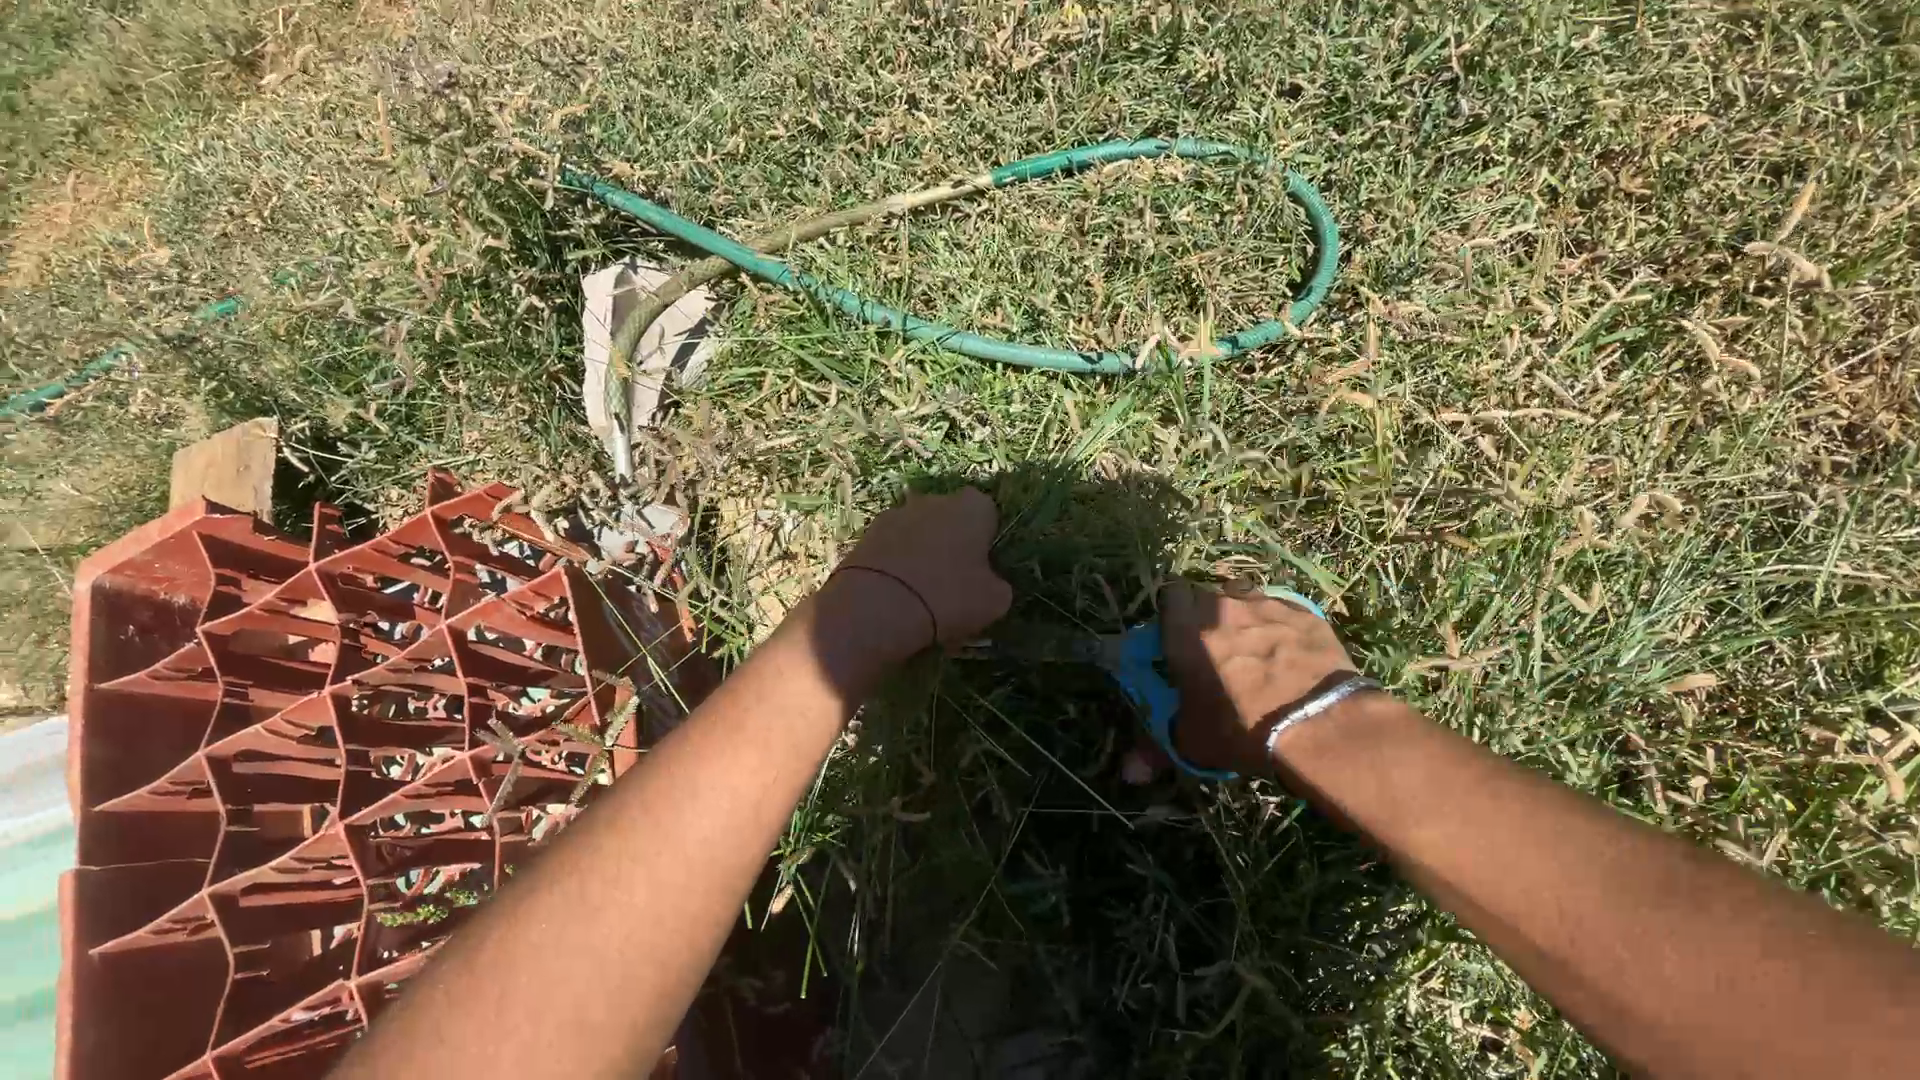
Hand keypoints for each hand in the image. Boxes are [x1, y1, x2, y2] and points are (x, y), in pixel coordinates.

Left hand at [835, 487, 1012, 651]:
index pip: (988, 514)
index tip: (982, 568)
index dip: (985, 540)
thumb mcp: (995, 600)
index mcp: (972, 507)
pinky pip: (890, 547)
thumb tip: (988, 582)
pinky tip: (895, 593)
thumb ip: (997, 583)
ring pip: (917, 532)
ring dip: (920, 551)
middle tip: (952, 580)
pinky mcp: (866, 533)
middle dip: (951, 541)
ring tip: (919, 591)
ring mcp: (895, 513)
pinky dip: (894, 563)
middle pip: (949, 518)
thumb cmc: (949, 597)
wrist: (877, 606)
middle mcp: (934, 500)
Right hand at [1133, 580, 1358, 775]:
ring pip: (1246, 597)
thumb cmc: (1242, 729)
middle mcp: (1222, 606)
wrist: (1320, 724)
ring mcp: (1266, 605)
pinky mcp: (1304, 613)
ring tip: (1253, 647)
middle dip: (1206, 613)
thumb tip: (1130, 775)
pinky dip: (1279, 626)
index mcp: (1185, 628)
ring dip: (1243, 615)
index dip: (1171, 612)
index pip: (1168, 594)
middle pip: (1207, 594)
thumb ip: (1156, 749)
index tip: (1176, 634)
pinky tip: (1288, 653)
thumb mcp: (1194, 741)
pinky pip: (1282, 610)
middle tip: (1212, 645)